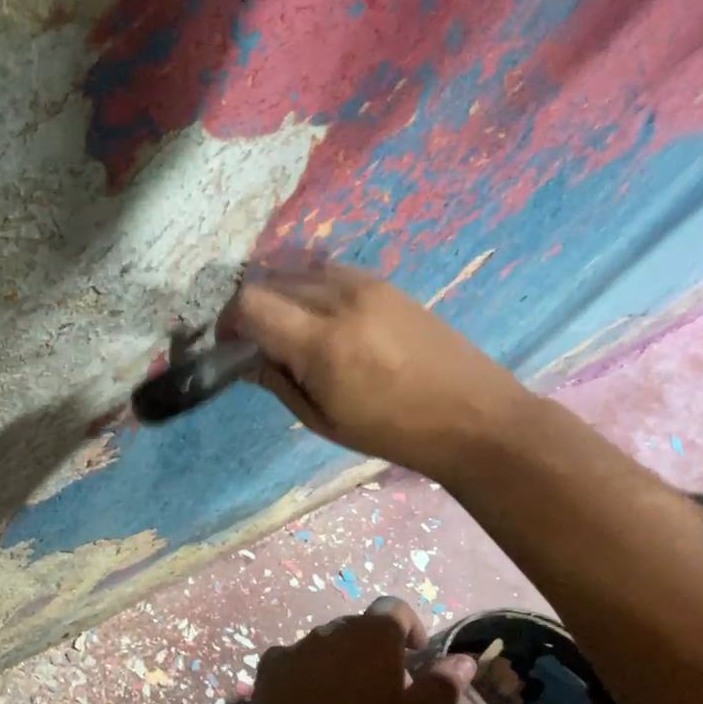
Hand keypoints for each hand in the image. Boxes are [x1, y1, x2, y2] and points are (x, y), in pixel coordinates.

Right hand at [222, 262, 535, 479]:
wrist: (474, 416)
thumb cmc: (391, 431)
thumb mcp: (321, 418)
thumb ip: (277, 380)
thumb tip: (243, 359)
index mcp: (322, 343)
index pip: (251, 303)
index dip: (228, 321)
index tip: (229, 346)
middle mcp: (341, 301)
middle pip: (269, 282)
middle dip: (250, 309)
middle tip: (252, 342)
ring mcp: (367, 285)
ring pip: (297, 271)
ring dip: (279, 296)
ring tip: (285, 330)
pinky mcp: (385, 283)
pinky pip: (328, 271)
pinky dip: (308, 288)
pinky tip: (316, 318)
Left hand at [233, 597, 475, 703]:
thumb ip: (442, 686)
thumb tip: (462, 659)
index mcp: (371, 636)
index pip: (394, 608)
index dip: (410, 627)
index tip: (418, 657)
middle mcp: (329, 631)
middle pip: (357, 626)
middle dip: (376, 647)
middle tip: (387, 687)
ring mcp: (293, 649)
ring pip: (325, 644)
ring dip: (341, 661)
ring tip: (349, 701)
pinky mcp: (267, 670)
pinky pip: (295, 661)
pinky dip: (308, 674)